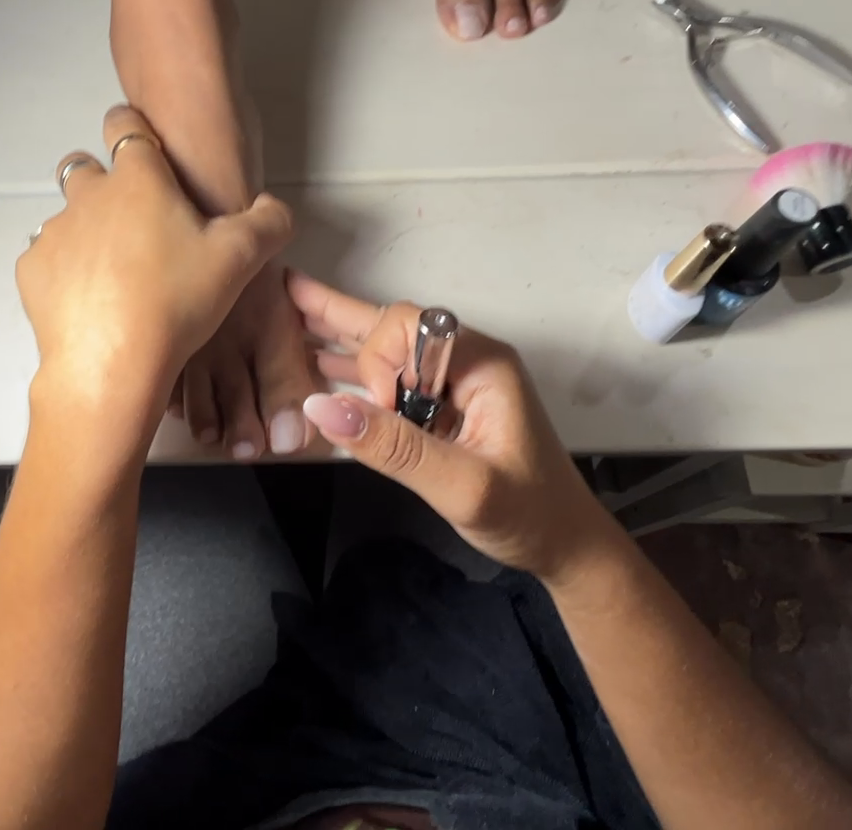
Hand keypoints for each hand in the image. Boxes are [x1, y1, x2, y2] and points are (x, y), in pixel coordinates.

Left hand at [17, 106, 294, 421]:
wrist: (113, 366)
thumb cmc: (178, 300)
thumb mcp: (242, 259)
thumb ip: (269, 222)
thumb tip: (274, 209)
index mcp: (138, 179)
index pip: (124, 123)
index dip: (135, 131)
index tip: (150, 158)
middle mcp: (88, 195)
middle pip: (86, 167)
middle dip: (106, 185)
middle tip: (139, 227)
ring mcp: (54, 232)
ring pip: (68, 217)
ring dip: (88, 232)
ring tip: (118, 276)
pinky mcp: (32, 271)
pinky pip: (50, 259)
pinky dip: (67, 272)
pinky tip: (93, 303)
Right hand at [289, 271, 618, 581]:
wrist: (563, 545)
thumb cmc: (525, 516)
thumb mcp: (461, 487)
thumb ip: (393, 447)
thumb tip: (317, 407)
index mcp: (479, 362)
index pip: (407, 326)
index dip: (376, 361)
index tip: (377, 413)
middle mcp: (464, 359)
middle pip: (391, 327)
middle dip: (345, 328)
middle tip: (289, 306)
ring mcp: (453, 380)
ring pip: (387, 348)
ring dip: (340, 338)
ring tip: (288, 317)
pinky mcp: (444, 403)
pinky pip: (392, 378)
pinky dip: (355, 373)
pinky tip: (319, 367)